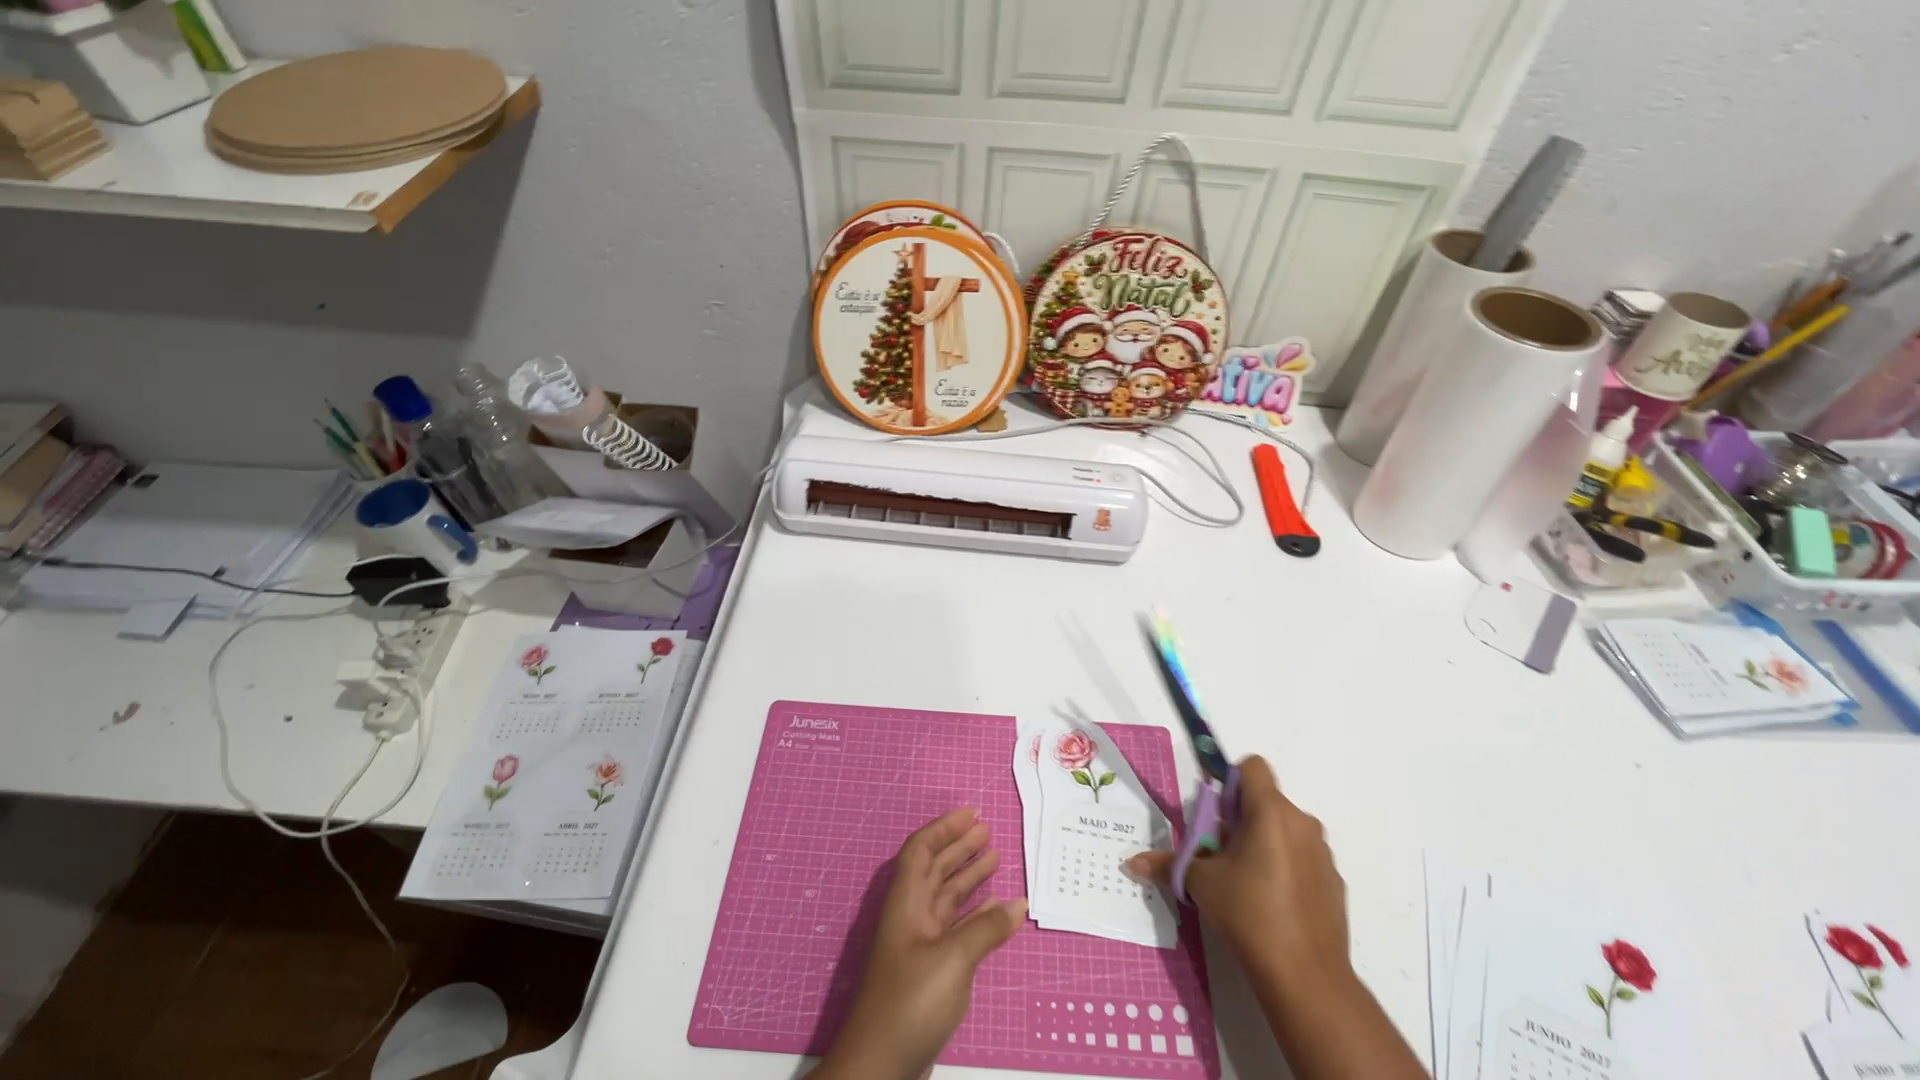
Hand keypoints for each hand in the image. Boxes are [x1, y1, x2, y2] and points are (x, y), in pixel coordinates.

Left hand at [813, 807, 1026, 1079]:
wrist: (880, 1064)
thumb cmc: (910, 1001)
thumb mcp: (952, 959)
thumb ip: (986, 929)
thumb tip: (1018, 903)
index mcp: (906, 904)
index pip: (921, 851)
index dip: (944, 828)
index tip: (971, 814)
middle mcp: (910, 917)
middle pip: (934, 870)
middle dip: (958, 846)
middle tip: (988, 829)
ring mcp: (919, 945)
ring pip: (945, 897)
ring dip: (968, 876)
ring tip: (995, 857)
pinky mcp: (929, 971)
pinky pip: (954, 927)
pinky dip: (974, 913)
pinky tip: (996, 908)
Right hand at [1126, 756, 1350, 998]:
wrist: (1306, 974)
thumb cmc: (1249, 914)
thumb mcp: (1201, 884)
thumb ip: (1168, 864)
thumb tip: (1132, 862)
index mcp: (1270, 812)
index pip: (1252, 766)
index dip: (1230, 782)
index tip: (1217, 816)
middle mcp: (1302, 823)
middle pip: (1266, 801)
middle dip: (1240, 820)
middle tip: (1221, 856)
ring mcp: (1322, 852)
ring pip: (1285, 830)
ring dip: (1263, 843)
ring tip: (1245, 884)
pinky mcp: (1334, 881)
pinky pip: (1303, 858)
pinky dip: (1285, 868)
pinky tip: (1273, 905)